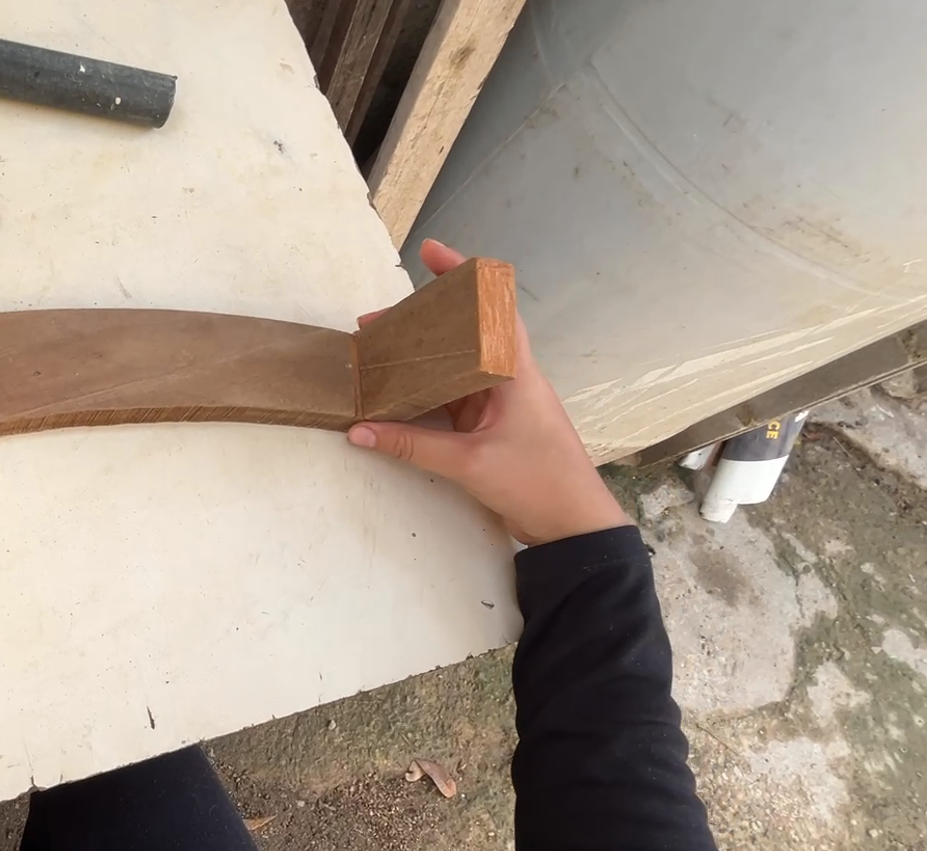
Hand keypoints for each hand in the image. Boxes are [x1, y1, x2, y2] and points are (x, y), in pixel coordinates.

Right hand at [346, 239, 629, 545]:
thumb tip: (357, 431)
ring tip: (373, 355)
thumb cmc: (535, 481)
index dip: (464, 276)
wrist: (569, 521)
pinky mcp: (485, 425)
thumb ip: (409, 444)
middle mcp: (506, 378)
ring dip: (415, 359)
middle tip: (374, 323)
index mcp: (514, 372)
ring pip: (451, 367)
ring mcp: (495, 402)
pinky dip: (419, 392)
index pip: (492, 308)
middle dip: (418, 323)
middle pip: (461, 334)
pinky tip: (391, 394)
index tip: (431, 254)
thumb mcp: (467, 462)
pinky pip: (446, 398)